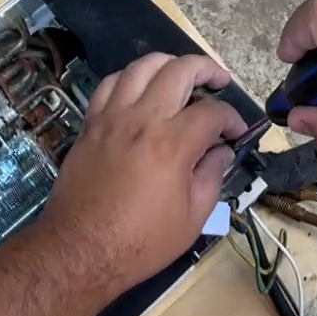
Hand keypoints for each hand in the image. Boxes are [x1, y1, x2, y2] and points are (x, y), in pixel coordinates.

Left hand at [36, 53, 248, 295]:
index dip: (231, 118)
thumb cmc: (140, 242)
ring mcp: (113, 117)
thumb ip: (212, 177)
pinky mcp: (91, 124)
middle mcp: (143, 119)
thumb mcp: (192, 219)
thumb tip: (220, 151)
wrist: (79, 252)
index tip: (236, 132)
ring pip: (142, 66)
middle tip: (219, 80)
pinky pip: (110, 83)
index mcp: (172, 144)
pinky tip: (141, 88)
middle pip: (180, 70)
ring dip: (168, 63)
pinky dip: (131, 77)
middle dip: (207, 69)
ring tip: (181, 73)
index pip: (212, 112)